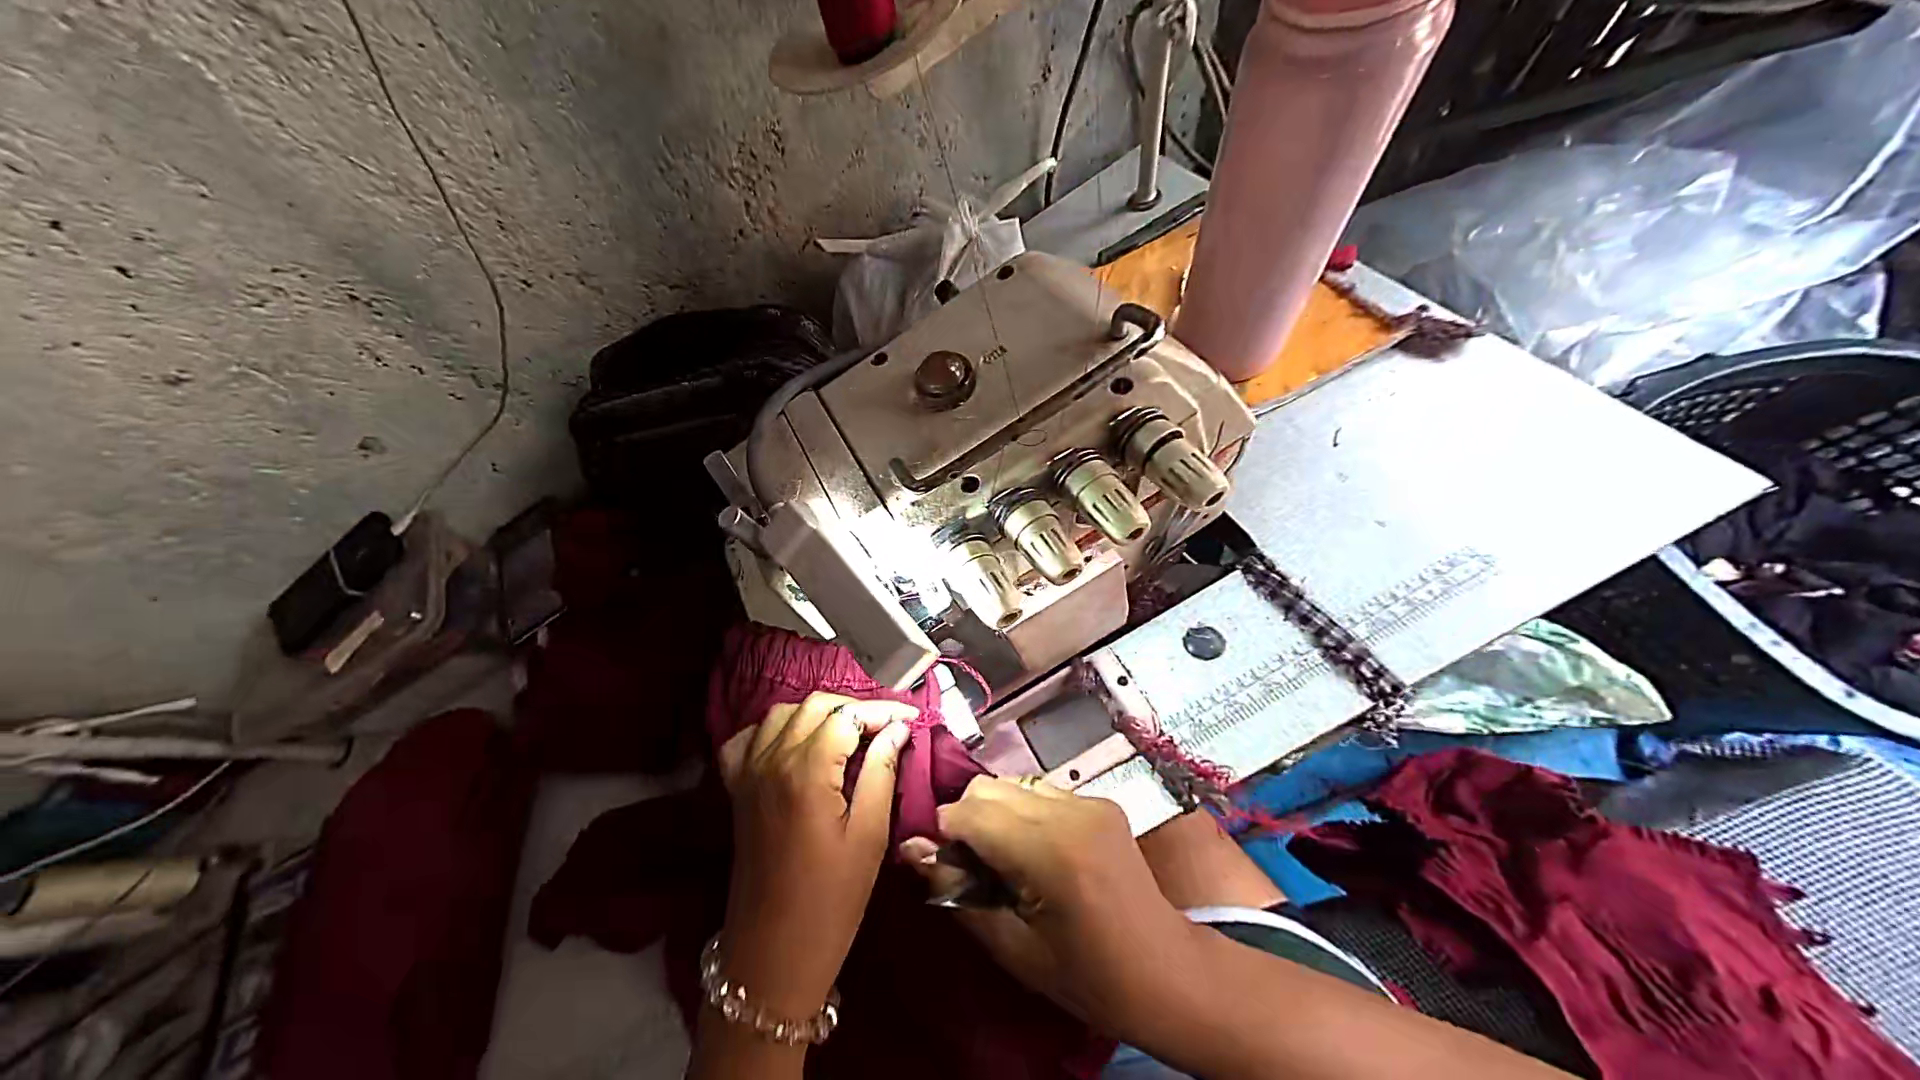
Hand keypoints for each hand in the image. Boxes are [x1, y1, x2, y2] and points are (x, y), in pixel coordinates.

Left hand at [715, 692, 915, 1018]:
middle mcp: (771, 760)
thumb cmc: (831, 899)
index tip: (912, 716)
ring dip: (819, 713)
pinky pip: (749, 738)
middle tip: (889, 726)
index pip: (848, 715)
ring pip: (783, 713)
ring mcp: (748, 773)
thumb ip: (882, 772)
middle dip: (856, 708)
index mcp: (806, 770)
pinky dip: (775, 729)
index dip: (884, 710)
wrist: (773, 953)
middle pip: (816, 706)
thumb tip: (897, 730)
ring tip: (852, 732)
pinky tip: (797, 743)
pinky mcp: (736, 789)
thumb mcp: (869, 836)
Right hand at [900, 776, 1207, 1036]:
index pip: (970, 812)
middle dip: (968, 818)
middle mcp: (1070, 811)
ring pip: (1013, 783)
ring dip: (996, 812)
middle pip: (989, 787)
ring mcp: (1089, 801)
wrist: (1165, 971)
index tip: (943, 864)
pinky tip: (1037, 850)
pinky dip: (1025, 811)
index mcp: (1049, 850)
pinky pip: (1043, 791)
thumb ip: (956, 891)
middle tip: (973, 865)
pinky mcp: (1102, 801)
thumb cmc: (1085, 975)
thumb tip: (911, 847)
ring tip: (1006, 857)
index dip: (945, 833)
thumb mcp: (1012, 947)